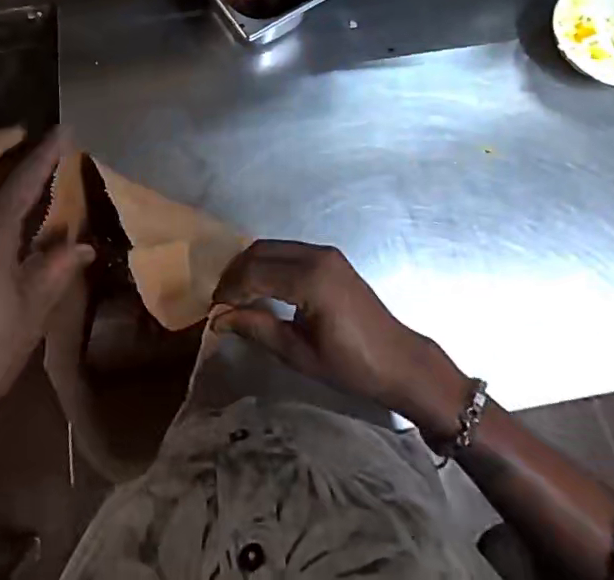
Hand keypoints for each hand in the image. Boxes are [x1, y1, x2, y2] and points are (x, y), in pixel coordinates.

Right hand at [210, 240, 469, 440]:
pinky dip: (269, 264)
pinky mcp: (332, 258)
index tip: (214, 309)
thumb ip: (257, 328)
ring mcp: (326, 253)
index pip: (254, 272)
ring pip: (273, 247)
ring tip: (237, 296)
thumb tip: (219, 318)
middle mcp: (317, 256)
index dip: (229, 289)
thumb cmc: (352, 365)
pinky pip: (289, 251)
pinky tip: (261, 287)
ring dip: (250, 266)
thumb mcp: (298, 353)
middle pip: (260, 251)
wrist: (399, 361)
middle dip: (236, 273)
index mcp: (311, 279)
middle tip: (222, 301)